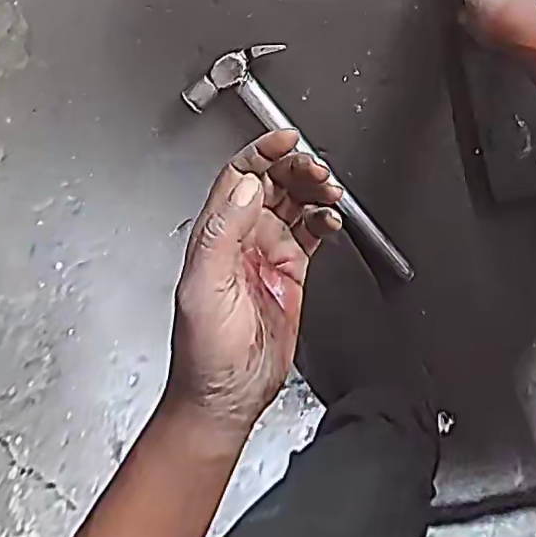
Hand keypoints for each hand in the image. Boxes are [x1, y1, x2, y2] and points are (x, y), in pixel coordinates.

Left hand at [165, 130, 343, 432]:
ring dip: (313, 189)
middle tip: (318, 169)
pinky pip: (310, 231)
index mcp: (217, 235)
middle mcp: (242, 238)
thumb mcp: (205, 288)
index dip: (263, 152)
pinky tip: (329, 219)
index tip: (287, 139)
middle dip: (296, 168)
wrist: (227, 396)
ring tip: (330, 189)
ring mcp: (266, 252)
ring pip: (293, 202)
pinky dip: (323, 219)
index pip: (239, 177)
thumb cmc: (206, 354)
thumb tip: (247, 187)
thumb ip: (224, 233)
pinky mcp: (289, 270)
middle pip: (272, 183)